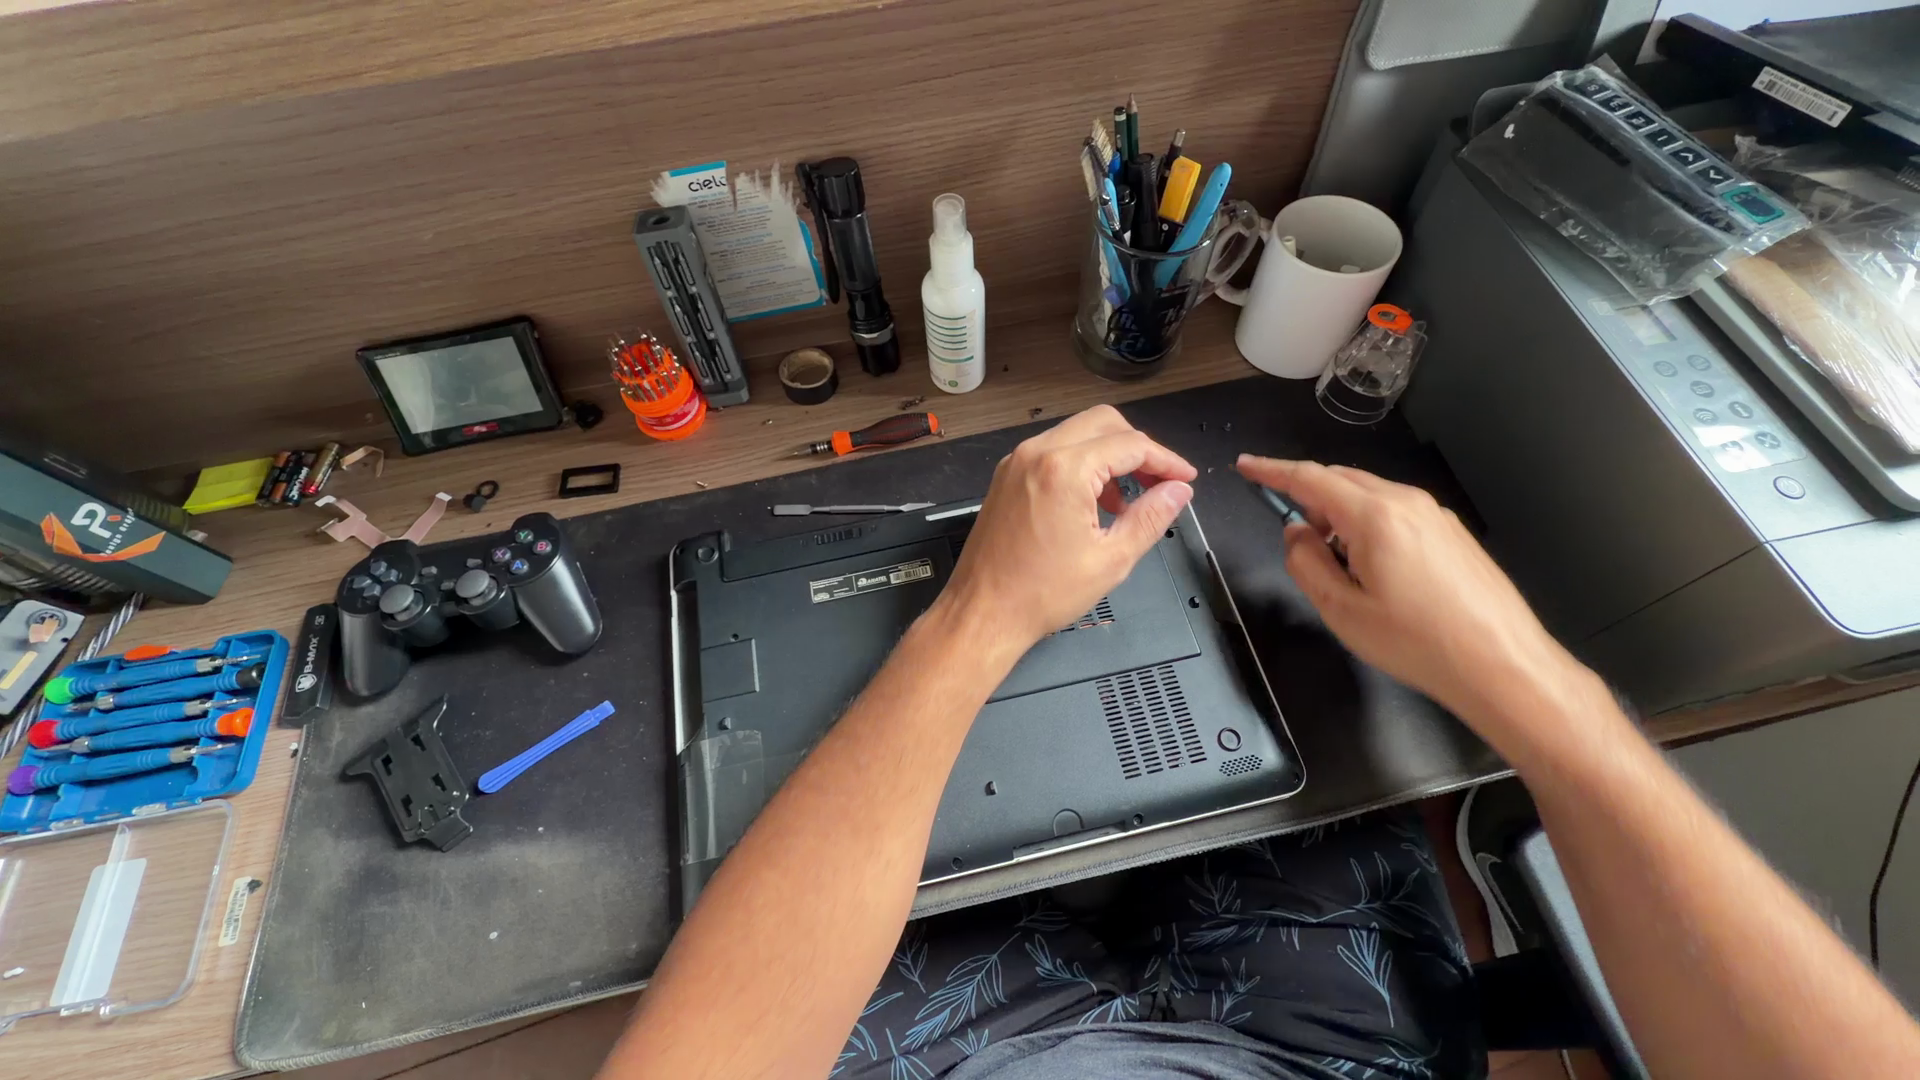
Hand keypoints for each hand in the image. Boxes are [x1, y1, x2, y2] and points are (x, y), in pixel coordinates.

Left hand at [940, 406, 1196, 652]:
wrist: (983, 612)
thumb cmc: (1038, 593)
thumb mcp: (1111, 559)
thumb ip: (1151, 518)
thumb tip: (1176, 493)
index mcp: (1063, 470)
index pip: (1130, 444)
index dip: (1166, 459)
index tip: (1184, 478)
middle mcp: (1036, 455)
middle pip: (1103, 423)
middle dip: (1138, 448)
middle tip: (1160, 481)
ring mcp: (1016, 464)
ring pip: (1077, 434)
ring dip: (1109, 456)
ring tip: (1126, 501)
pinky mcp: (1006, 478)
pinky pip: (1053, 453)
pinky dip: (1080, 465)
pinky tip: (1093, 503)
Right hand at [1236, 455, 1588, 728]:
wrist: (1501, 665)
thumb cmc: (1416, 641)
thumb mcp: (1340, 608)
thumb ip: (1305, 562)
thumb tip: (1296, 534)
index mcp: (1375, 517)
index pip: (1311, 478)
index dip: (1272, 471)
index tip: (1246, 465)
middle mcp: (1408, 504)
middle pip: (1341, 479)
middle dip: (1308, 494)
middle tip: (1293, 532)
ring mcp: (1436, 516)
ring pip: (1370, 495)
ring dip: (1338, 513)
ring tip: (1336, 562)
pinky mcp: (1452, 534)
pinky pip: (1395, 512)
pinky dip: (1367, 524)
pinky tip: (1371, 567)